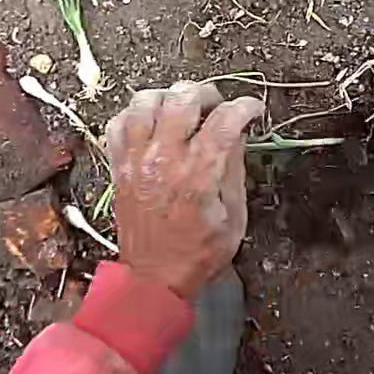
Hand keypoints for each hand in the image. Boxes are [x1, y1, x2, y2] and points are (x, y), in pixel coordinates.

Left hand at [104, 82, 264, 300]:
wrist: (154, 279)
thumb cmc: (200, 252)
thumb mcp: (234, 214)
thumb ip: (235, 168)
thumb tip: (237, 132)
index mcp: (198, 174)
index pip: (225, 119)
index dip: (245, 106)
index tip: (254, 109)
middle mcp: (164, 159)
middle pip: (183, 98)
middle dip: (208, 93)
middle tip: (218, 106)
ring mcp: (136, 160)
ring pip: (145, 101)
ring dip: (170, 97)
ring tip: (185, 109)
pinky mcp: (119, 166)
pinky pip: (120, 122)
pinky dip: (138, 113)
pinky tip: (155, 121)